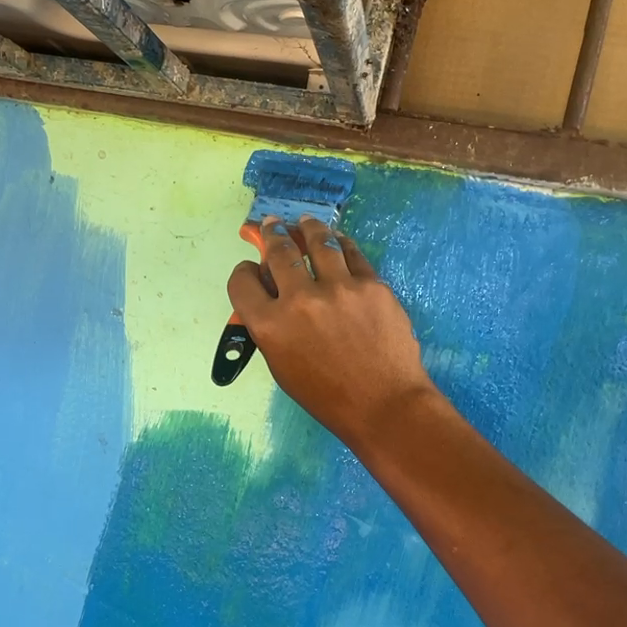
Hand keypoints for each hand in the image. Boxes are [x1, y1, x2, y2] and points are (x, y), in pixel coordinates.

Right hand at [226, 215, 440, 448]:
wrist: (384, 404)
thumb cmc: (326, 395)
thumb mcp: (280, 365)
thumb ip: (270, 326)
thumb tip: (270, 295)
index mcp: (270, 324)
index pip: (242, 281)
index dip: (243, 272)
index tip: (250, 270)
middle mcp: (300, 299)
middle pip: (279, 251)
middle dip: (271, 233)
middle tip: (272, 225)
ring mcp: (340, 288)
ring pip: (319, 241)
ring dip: (307, 227)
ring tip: (305, 222)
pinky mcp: (372, 285)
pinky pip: (352, 254)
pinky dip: (341, 245)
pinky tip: (338, 242)